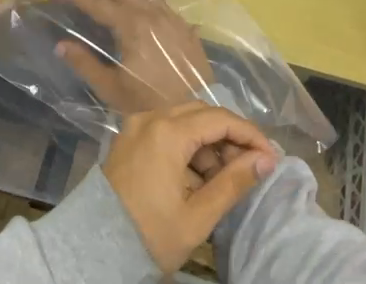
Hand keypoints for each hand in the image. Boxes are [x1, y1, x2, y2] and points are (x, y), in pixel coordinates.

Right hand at [53, 0, 216, 114]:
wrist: (195, 108)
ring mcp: (170, 16)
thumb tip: (61, 45)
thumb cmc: (148, 102)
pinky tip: (138, 1)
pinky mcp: (183, 25)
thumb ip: (85, 63)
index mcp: (131, 26)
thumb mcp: (111, 88)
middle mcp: (151, 13)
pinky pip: (160, 2)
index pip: (99, 3)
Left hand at [102, 103, 276, 272]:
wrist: (96, 251)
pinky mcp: (128, 139)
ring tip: (222, 181)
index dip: (250, 134)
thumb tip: (266, 159)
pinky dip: (187, 148)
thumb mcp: (197, 216)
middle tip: (248, 168)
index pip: (220, 119)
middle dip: (229, 138)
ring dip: (208, 144)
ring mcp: (136, 126)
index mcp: (167, 132)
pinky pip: (166, 131)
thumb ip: (233, 183)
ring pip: (184, 121)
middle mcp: (150, 118)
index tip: (270, 157)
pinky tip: (196, 179)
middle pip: (202, 114)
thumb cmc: (149, 235)